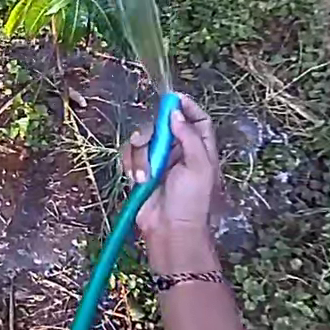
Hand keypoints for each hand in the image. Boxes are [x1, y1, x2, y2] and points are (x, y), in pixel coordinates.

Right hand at [121, 94, 221, 273]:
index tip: (173, 99)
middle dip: (153, 133)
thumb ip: (188, 136)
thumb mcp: (198, 166)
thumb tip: (175, 113)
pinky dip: (131, 165)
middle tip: (149, 141)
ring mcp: (158, 162)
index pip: (197, 120)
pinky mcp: (140, 171)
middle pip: (163, 126)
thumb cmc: (191, 201)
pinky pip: (130, 155)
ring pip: (143, 140)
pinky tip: (136, 179)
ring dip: (140, 156)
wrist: (170, 230)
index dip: (187, 107)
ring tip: (144, 175)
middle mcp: (179, 152)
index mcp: (200, 150)